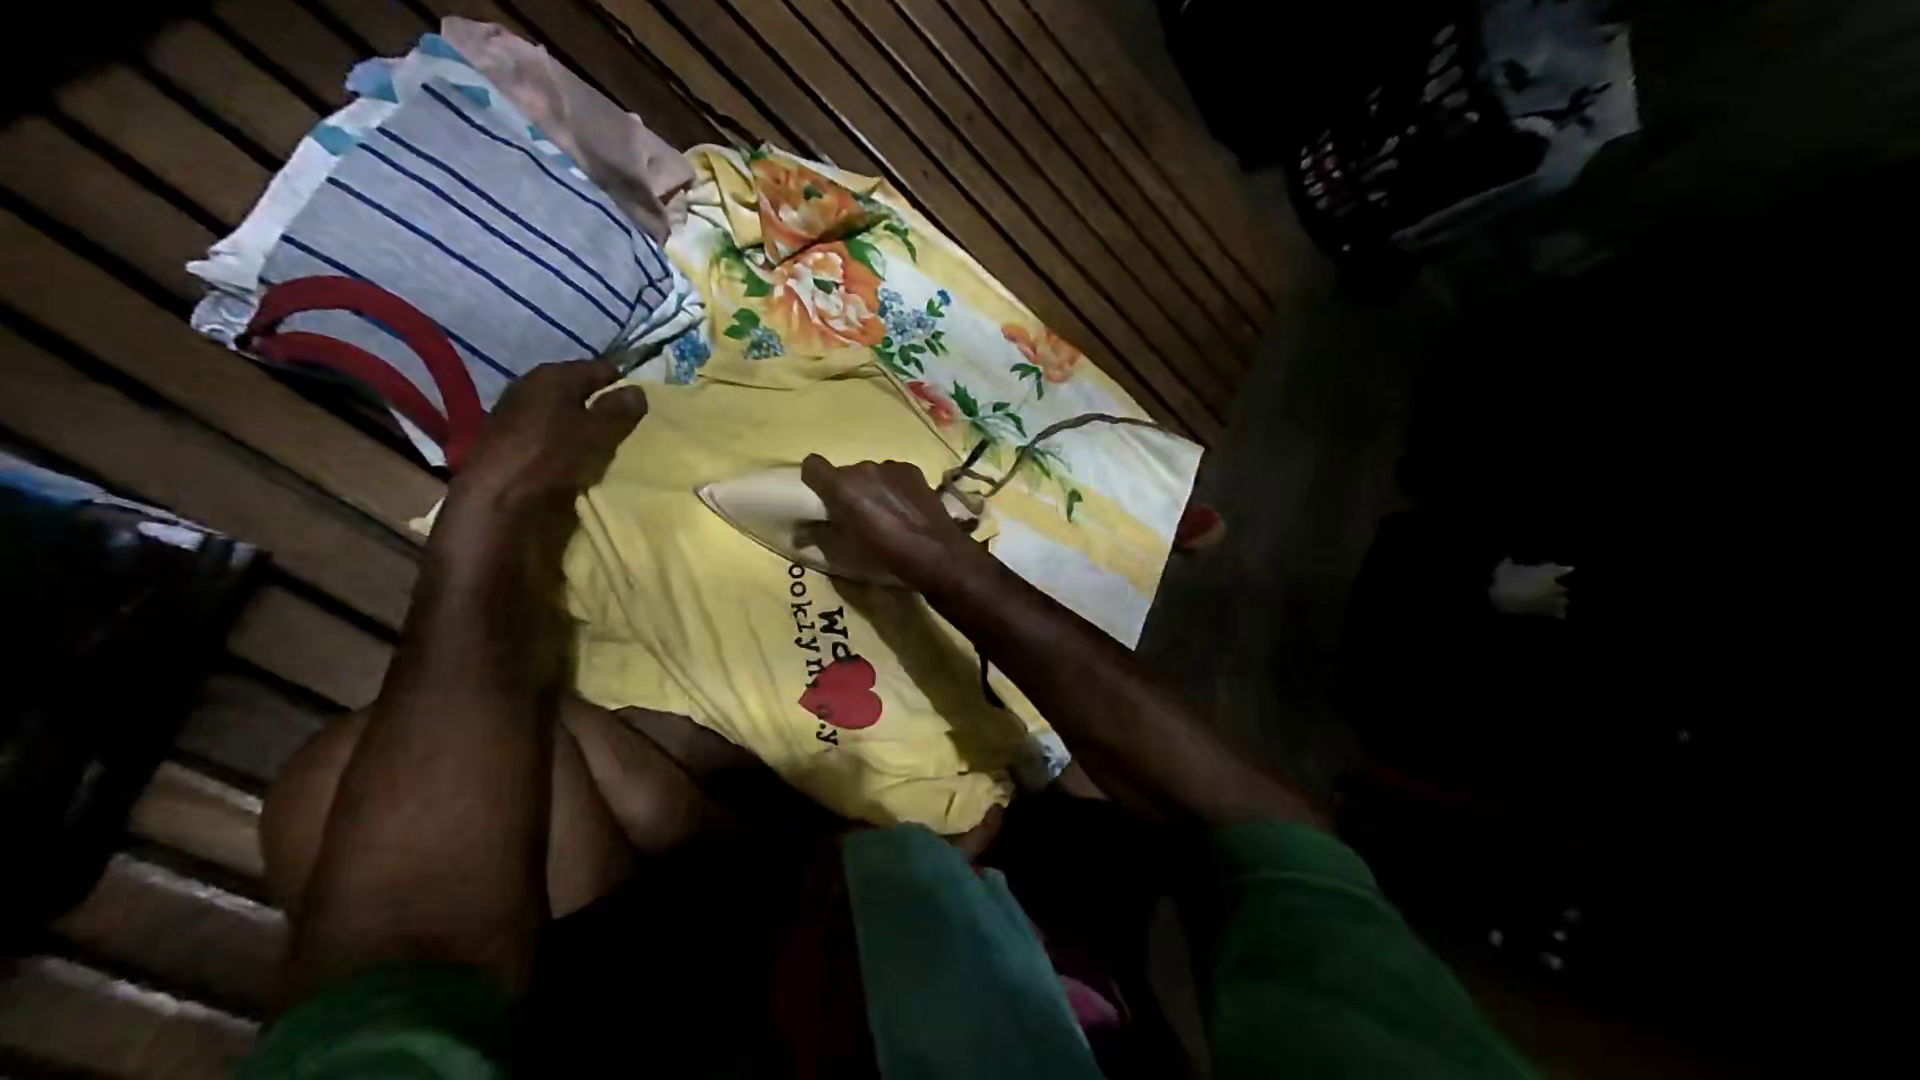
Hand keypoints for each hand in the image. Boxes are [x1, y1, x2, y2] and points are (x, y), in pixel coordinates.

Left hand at [452, 360, 646, 516]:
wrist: (499, 501)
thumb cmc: (554, 457)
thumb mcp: (599, 432)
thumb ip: (620, 410)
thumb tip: (637, 391)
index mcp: (553, 375)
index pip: (600, 369)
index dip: (623, 386)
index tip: (640, 410)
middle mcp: (531, 388)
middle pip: (581, 392)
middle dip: (604, 409)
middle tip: (626, 432)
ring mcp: (518, 416)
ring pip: (566, 416)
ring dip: (585, 431)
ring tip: (605, 451)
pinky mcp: (512, 443)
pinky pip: (552, 437)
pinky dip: (567, 447)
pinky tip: (579, 464)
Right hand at [800, 455, 981, 584]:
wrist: (934, 552)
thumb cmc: (884, 555)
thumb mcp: (846, 548)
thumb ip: (823, 531)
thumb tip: (807, 529)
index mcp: (842, 487)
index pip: (812, 466)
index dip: (815, 480)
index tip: (821, 496)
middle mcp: (864, 469)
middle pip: (845, 473)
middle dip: (848, 490)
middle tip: (858, 514)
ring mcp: (890, 466)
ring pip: (871, 473)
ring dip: (873, 487)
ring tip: (887, 512)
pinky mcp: (912, 469)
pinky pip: (893, 474)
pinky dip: (894, 486)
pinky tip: (906, 507)